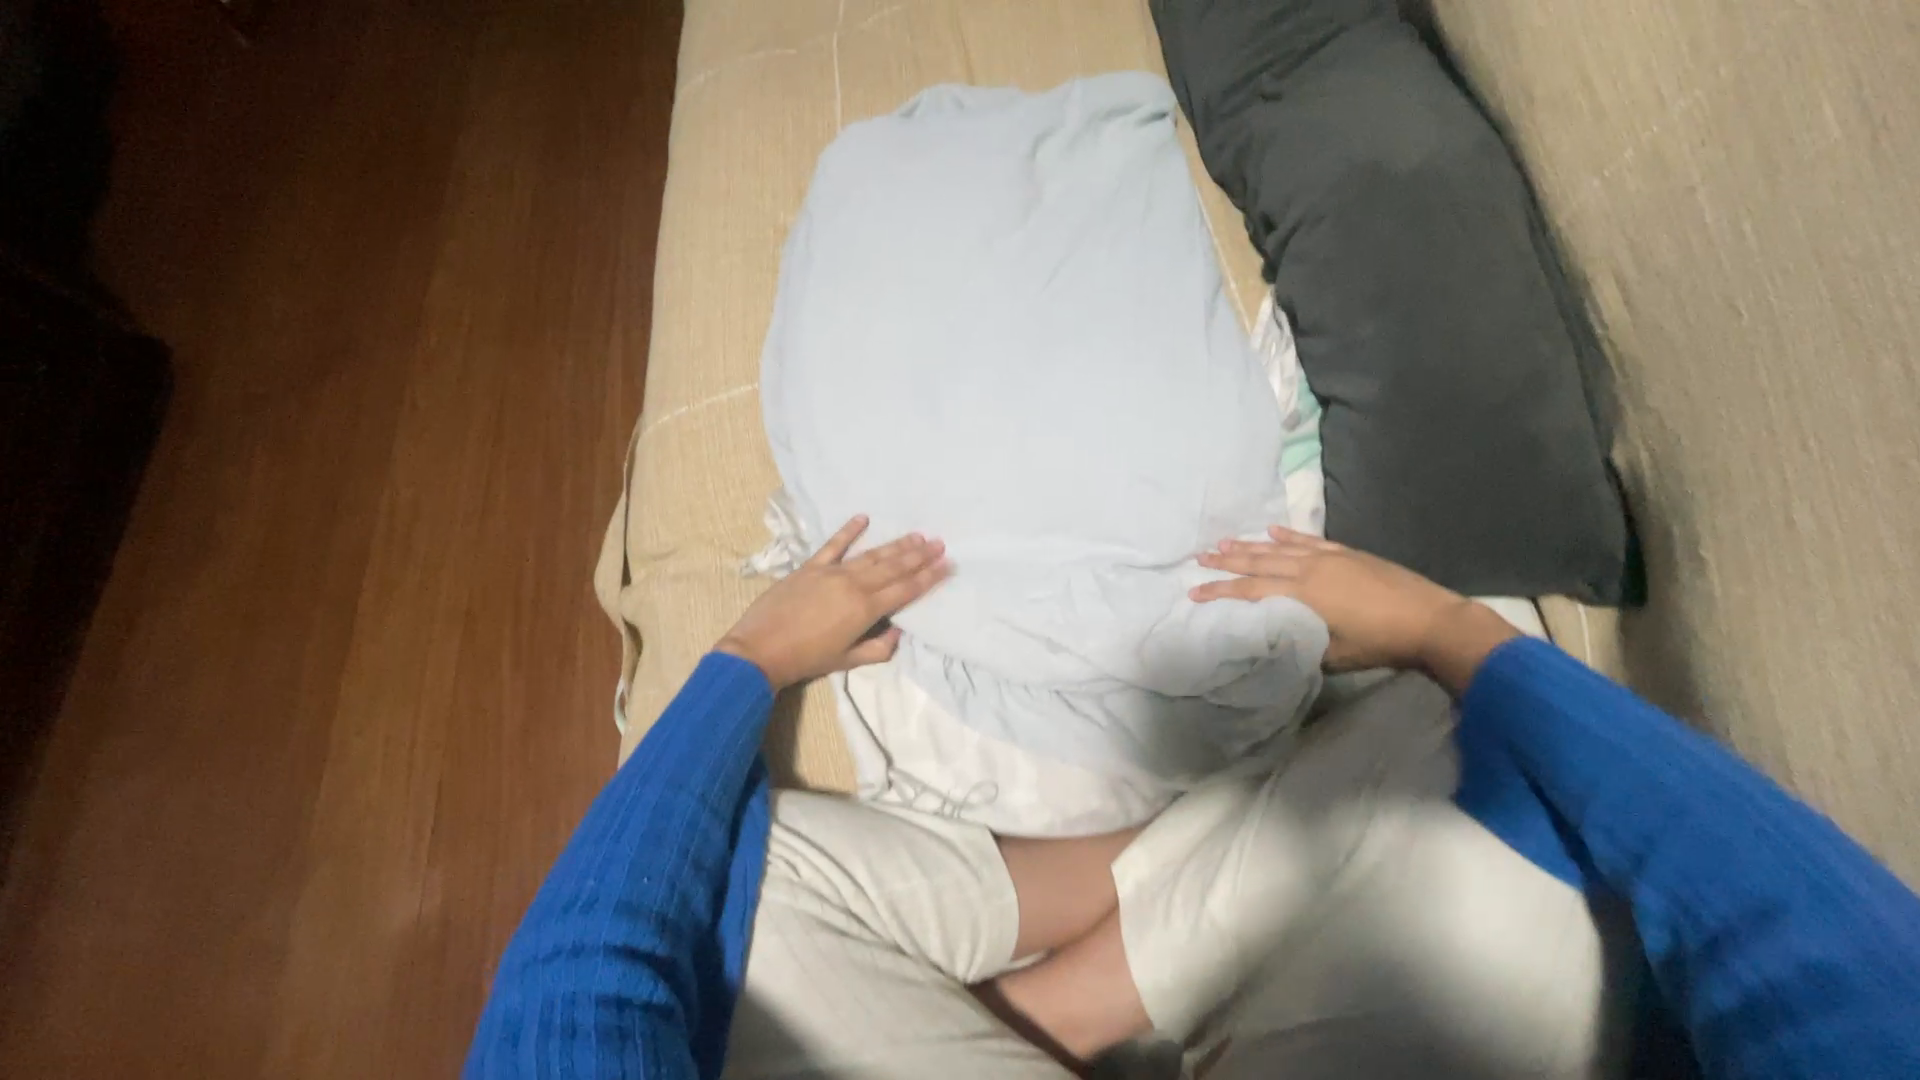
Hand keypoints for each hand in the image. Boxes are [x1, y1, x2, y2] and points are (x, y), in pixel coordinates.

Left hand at [716, 515, 948, 689]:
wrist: (760, 650)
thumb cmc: (806, 660)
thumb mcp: (847, 661)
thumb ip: (878, 648)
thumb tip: (897, 631)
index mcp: (865, 609)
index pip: (905, 589)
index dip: (929, 577)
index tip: (947, 564)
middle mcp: (853, 585)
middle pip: (893, 567)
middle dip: (919, 555)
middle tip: (939, 542)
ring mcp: (831, 572)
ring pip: (871, 554)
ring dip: (896, 545)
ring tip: (916, 535)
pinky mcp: (810, 567)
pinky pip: (834, 544)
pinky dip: (849, 531)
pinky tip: (863, 518)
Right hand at [1190, 526, 1495, 673]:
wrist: (1432, 620)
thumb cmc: (1381, 643)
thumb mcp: (1334, 654)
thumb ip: (1301, 644)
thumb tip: (1276, 639)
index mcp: (1303, 595)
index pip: (1251, 590)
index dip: (1220, 591)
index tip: (1194, 591)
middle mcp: (1309, 570)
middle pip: (1259, 562)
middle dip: (1226, 561)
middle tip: (1200, 557)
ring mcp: (1329, 558)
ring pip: (1279, 549)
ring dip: (1250, 545)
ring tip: (1224, 542)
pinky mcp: (1347, 553)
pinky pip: (1308, 541)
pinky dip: (1288, 536)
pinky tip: (1272, 531)